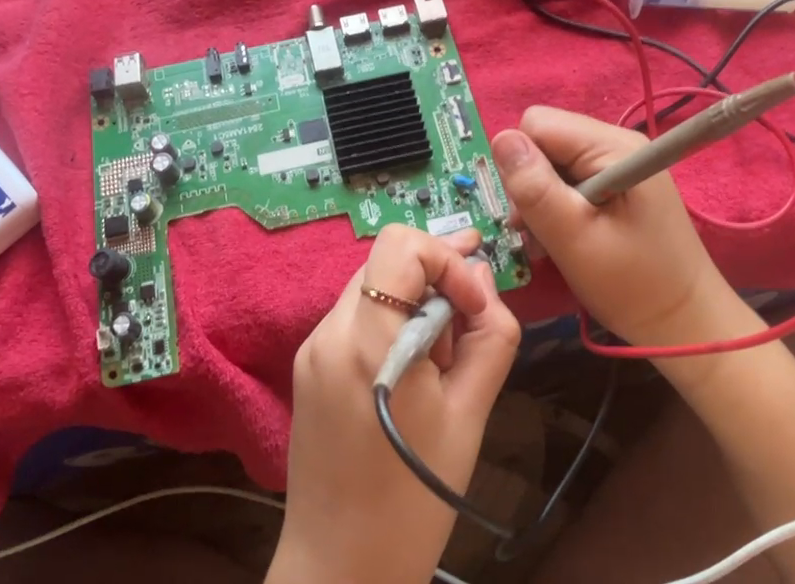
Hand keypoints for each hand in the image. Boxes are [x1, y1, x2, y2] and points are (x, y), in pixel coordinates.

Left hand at [269, 226, 520, 583]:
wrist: (340, 568)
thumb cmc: (413, 498)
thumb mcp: (469, 415)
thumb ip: (487, 336)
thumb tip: (481, 280)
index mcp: (364, 338)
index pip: (399, 244)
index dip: (445, 258)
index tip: (472, 306)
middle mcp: (327, 331)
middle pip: (386, 266)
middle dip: (436, 285)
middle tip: (470, 329)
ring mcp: (311, 349)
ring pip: (373, 293)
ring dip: (415, 309)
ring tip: (443, 367)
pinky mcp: (307, 369)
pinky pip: (356, 323)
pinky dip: (390, 330)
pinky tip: (413, 378)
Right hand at [492, 106, 746, 347]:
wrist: (687, 324)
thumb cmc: (633, 285)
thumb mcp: (575, 240)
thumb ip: (535, 189)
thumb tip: (500, 139)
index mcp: (612, 146)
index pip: (537, 123)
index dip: (521, 163)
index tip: (527, 210)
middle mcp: (616, 143)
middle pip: (543, 141)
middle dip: (529, 184)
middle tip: (534, 233)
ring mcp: (617, 163)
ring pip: (551, 162)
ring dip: (540, 201)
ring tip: (548, 243)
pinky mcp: (616, 185)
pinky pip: (568, 180)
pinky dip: (556, 208)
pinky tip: (562, 240)